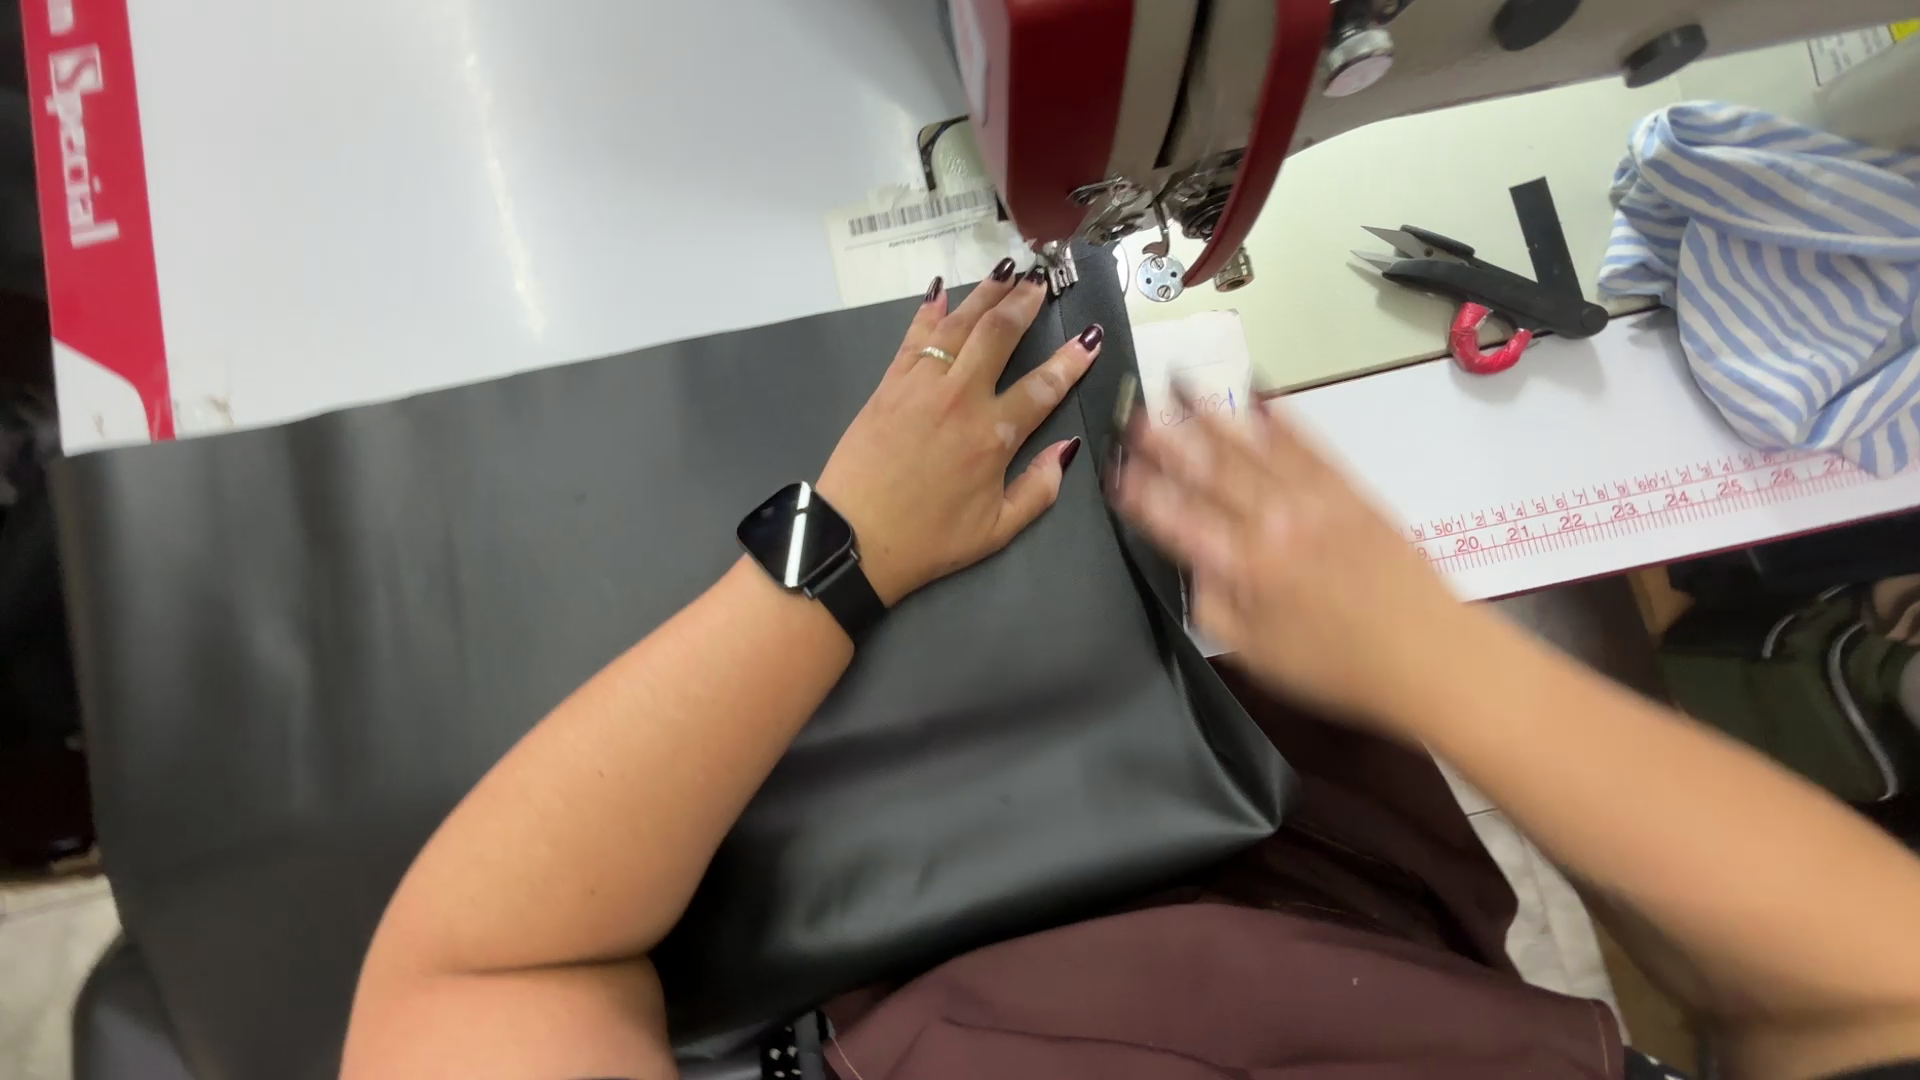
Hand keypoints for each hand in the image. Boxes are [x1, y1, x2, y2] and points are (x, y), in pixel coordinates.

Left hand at [816, 263, 1101, 605]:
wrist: (854, 539)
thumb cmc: (928, 541)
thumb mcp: (997, 531)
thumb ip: (1039, 489)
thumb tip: (1067, 450)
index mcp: (994, 436)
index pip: (1043, 386)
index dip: (1073, 360)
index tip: (1091, 337)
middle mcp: (961, 398)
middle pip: (999, 335)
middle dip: (1025, 303)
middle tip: (1040, 281)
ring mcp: (921, 385)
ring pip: (959, 325)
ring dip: (985, 295)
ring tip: (1006, 272)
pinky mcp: (889, 384)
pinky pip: (914, 337)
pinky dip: (929, 311)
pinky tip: (941, 291)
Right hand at [1112, 400, 1472, 729]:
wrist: (1430, 655)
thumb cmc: (1337, 664)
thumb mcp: (1254, 652)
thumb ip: (1212, 604)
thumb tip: (1193, 566)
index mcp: (1245, 568)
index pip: (1179, 522)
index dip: (1142, 495)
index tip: (1117, 472)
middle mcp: (1273, 525)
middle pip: (1209, 473)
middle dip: (1166, 441)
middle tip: (1136, 412)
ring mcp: (1313, 501)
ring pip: (1251, 449)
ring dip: (1211, 415)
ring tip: (1182, 384)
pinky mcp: (1349, 490)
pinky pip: (1307, 445)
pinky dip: (1279, 416)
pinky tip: (1257, 392)